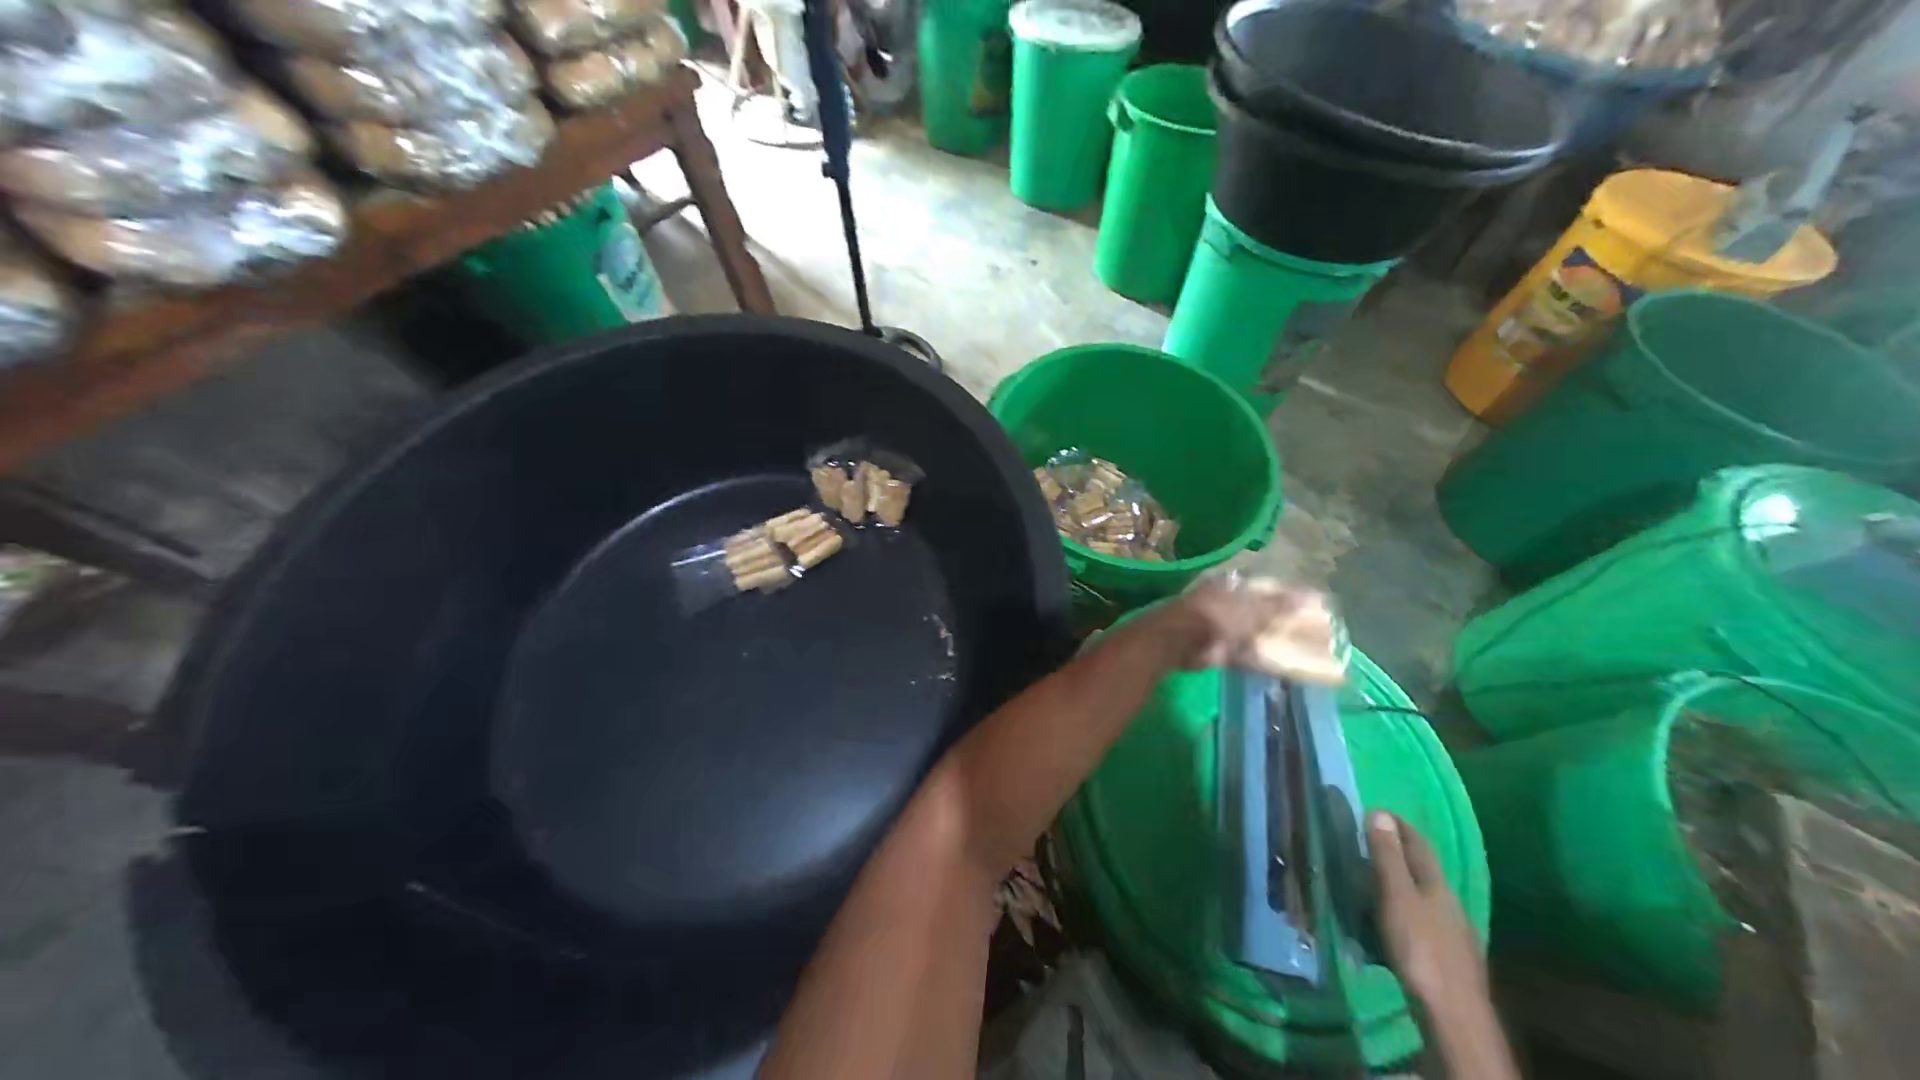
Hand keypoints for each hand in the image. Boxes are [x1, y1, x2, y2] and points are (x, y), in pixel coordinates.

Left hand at [1168, 577, 1324, 671]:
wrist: (1183, 642)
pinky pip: (1244, 656)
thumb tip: (1312, 595)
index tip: (1304, 604)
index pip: (1258, 587)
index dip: (1280, 594)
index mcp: (1227, 586)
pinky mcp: (1217, 652)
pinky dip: (1261, 660)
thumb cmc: (1217, 615)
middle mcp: (1222, 604)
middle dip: (1277, 620)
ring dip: (1270, 641)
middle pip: (1255, 612)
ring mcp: (1218, 629)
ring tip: (1301, 649)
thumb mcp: (1253, 607)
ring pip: (1250, 634)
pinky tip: (1284, 667)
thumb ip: (1280, 603)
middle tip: (1308, 630)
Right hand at [1370, 811, 1486, 1006]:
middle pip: (1423, 867)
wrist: (1453, 1012)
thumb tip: (1380, 812)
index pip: (1418, 843)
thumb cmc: (1420, 947)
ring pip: (1422, 893)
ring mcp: (1451, 929)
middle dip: (1399, 850)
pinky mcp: (1446, 954)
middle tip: (1368, 840)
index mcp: (1437, 884)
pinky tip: (1390, 919)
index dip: (1398, 824)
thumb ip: (1388, 857)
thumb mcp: (1396, 896)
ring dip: (1400, 880)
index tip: (1375, 810)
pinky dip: (1402, 907)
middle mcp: (1449, 901)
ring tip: (1371, 877)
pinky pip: (1420, 917)